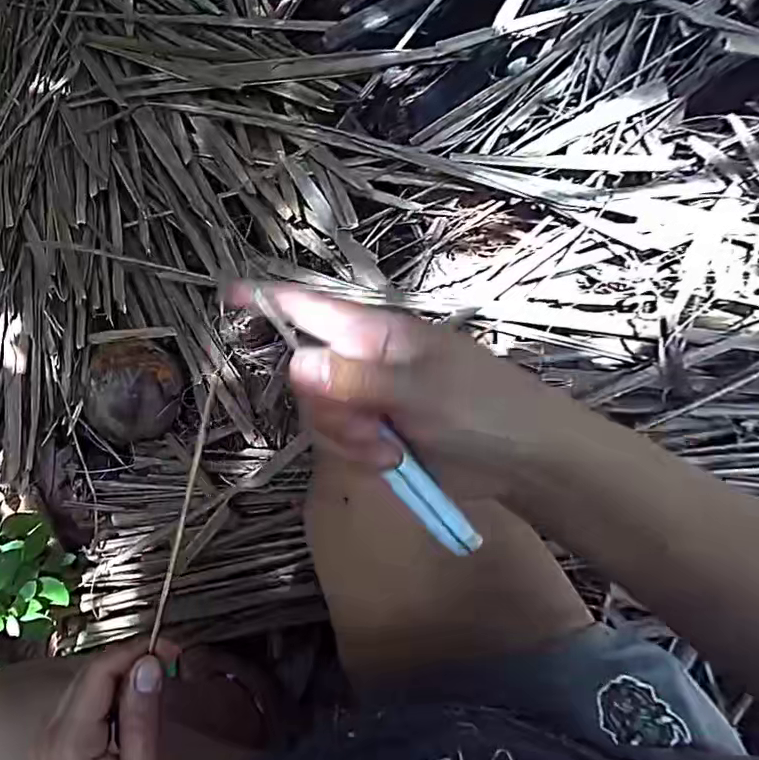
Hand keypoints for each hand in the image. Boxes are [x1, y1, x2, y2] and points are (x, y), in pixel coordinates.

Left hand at [33, 638, 180, 759]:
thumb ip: (144, 723)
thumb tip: (150, 666)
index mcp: (67, 744)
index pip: (98, 671)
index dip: (135, 649)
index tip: (171, 647)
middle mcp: (49, 736)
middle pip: (90, 674)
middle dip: (130, 660)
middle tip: (171, 661)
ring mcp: (48, 743)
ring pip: (87, 686)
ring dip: (122, 677)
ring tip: (159, 682)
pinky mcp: (56, 750)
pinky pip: (84, 705)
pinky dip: (112, 696)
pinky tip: (135, 707)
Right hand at [230, 283, 607, 497]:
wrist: (530, 463)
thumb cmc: (487, 408)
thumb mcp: (424, 391)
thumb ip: (357, 380)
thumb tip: (295, 362)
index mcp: (375, 334)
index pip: (311, 307)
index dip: (268, 299)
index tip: (228, 296)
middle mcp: (361, 362)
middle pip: (306, 376)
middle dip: (329, 410)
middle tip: (371, 430)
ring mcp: (365, 400)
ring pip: (319, 415)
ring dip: (349, 438)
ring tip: (392, 450)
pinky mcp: (370, 434)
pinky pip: (338, 442)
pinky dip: (360, 456)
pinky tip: (395, 461)